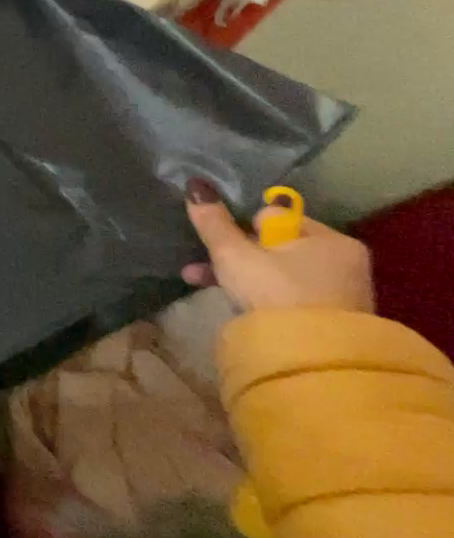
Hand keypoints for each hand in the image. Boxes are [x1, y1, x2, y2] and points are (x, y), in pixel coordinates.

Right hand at [182, 180, 374, 313]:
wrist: (309, 352)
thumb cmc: (273, 289)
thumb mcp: (232, 252)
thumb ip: (212, 220)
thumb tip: (196, 185)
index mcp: (329, 238)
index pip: (271, 216)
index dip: (240, 228)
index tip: (223, 245)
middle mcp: (342, 260)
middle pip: (271, 243)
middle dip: (232, 252)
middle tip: (203, 264)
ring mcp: (338, 289)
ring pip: (274, 268)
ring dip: (237, 272)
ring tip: (200, 280)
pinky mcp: (328, 313)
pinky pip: (284, 290)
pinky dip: (257, 291)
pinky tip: (232, 298)